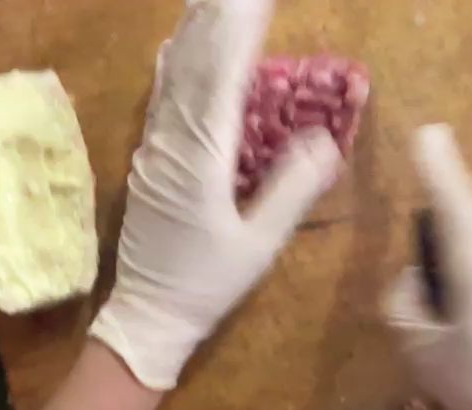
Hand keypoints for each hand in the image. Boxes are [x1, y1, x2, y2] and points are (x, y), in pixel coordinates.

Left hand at [89, 0, 343, 390]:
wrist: (148, 316)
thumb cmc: (205, 287)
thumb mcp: (259, 246)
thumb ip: (291, 190)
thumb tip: (325, 139)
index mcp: (201, 156)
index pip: (224, 69)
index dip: (244, 20)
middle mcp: (170, 141)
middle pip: (194, 58)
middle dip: (221, 11)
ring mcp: (152, 150)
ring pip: (173, 73)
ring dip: (198, 27)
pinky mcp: (146, 163)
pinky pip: (161, 97)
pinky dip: (176, 61)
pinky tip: (179, 43)